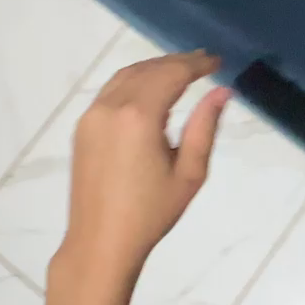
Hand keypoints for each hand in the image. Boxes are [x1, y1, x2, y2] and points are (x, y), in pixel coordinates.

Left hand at [65, 51, 231, 269]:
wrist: (101, 242)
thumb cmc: (151, 212)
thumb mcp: (190, 172)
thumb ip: (205, 126)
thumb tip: (222, 91)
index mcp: (139, 117)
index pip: (171, 74)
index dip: (197, 64)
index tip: (217, 61)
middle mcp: (111, 107)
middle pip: (148, 69)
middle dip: (177, 62)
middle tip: (204, 62)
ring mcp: (91, 115)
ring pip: (126, 75)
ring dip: (154, 68)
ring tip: (182, 71)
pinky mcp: (83, 127)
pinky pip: (111, 90)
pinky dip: (135, 81)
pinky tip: (152, 91)